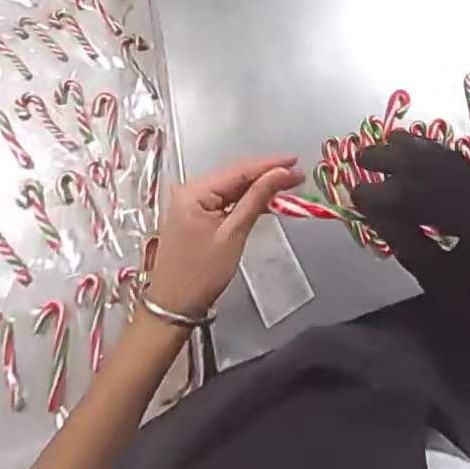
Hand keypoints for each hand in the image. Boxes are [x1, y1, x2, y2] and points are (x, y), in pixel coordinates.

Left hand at [145, 156, 299, 317]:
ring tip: (287, 183)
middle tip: (297, 173)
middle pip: (234, 175)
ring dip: (258, 186)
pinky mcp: (195, 214)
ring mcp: (191, 202)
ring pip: (231, 187)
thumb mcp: (233, 235)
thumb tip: (280, 173)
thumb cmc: (202, 274)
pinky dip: (245, 199)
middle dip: (266, 173)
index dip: (269, 165)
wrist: (172, 307)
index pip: (239, 170)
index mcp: (195, 191)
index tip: (296, 161)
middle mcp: (190, 190)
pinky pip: (224, 199)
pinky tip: (265, 199)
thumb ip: (256, 200)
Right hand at [352, 134, 469, 407]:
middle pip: (437, 169)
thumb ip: (404, 240)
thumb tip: (370, 207)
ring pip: (450, 161)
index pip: (423, 199)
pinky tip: (417, 150)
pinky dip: (435, 154)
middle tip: (361, 156)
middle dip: (396, 159)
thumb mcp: (438, 282)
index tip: (355, 193)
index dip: (386, 193)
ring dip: (415, 149)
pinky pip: (461, 166)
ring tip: (386, 140)